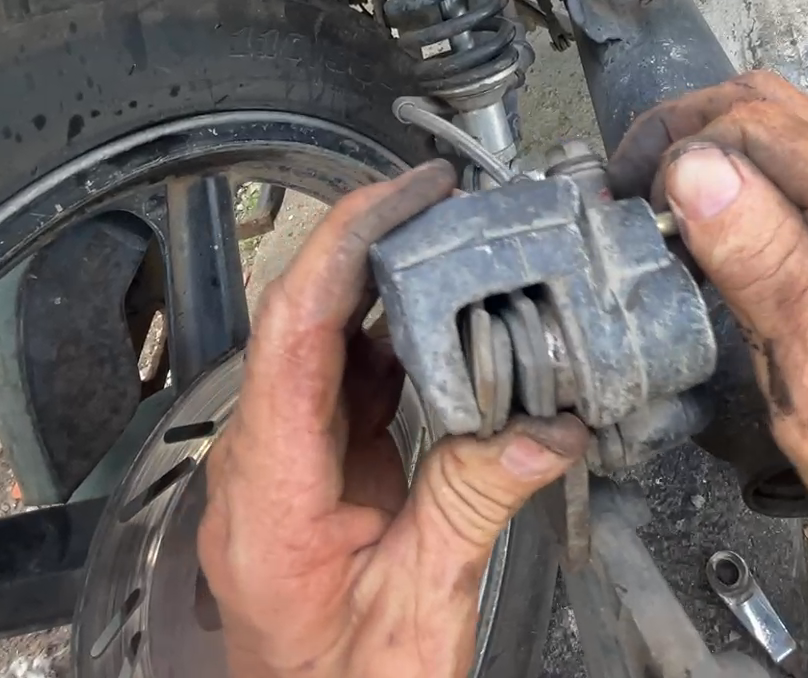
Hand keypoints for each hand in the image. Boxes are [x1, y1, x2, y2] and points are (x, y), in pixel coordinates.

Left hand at [198, 161, 588, 677]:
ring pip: (329, 337)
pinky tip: (441, 316)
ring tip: (448, 244)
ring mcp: (288, 453)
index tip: (400, 199)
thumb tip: (543, 423)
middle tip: (437, 202)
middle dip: (367, 245)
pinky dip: (396, 333)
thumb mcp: (419, 608)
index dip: (342, 247)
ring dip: (385, 283)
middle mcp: (264, 459)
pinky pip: (351, 372)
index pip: (291, 330)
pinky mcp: (318, 456)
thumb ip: (473, 504)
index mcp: (269, 493)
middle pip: (304, 316)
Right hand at [610, 73, 807, 677]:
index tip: (629, 208)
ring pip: (784, 125)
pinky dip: (738, 176)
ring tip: (654, 205)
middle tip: (626, 193)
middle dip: (684, 131)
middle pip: (773, 105)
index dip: (681, 147)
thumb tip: (690, 168)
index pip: (764, 126)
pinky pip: (800, 166)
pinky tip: (706, 223)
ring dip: (707, 149)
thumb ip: (763, 269)